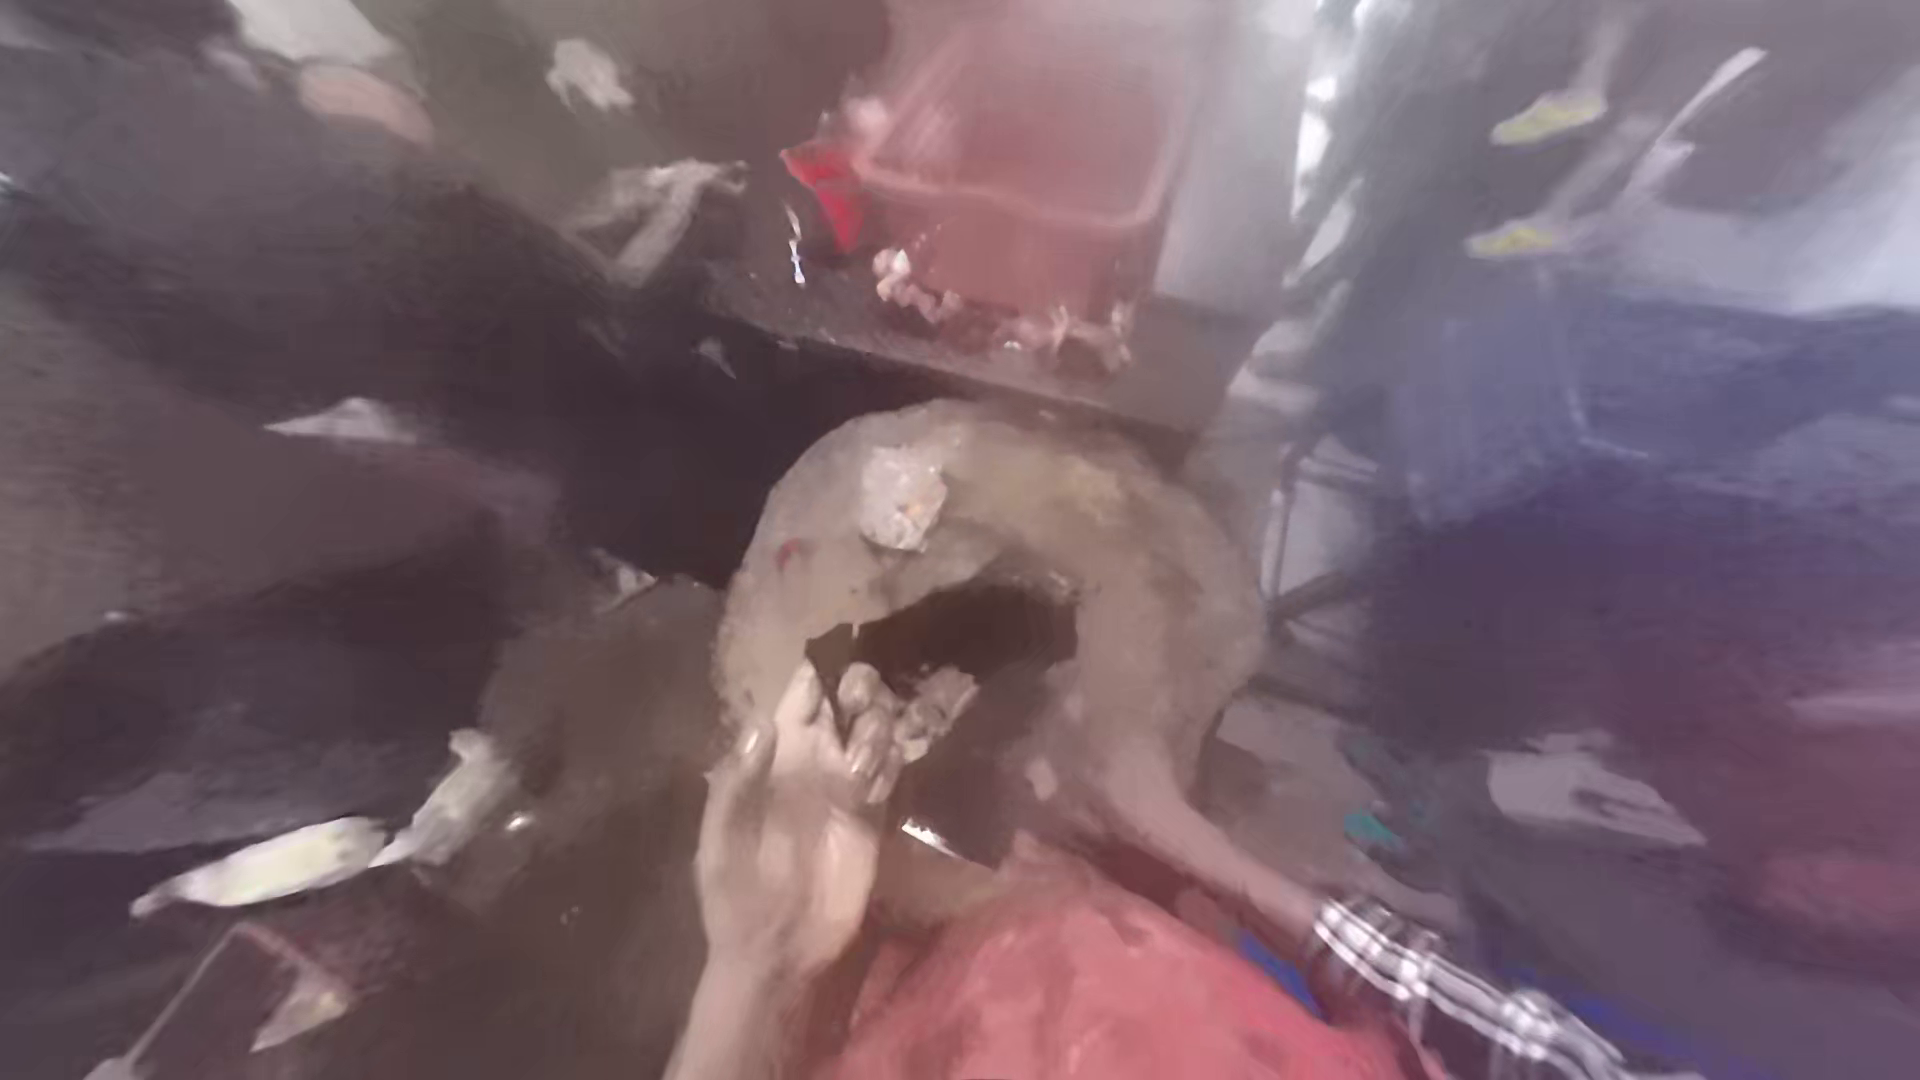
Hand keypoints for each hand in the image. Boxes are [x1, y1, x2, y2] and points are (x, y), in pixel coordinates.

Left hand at [695, 662, 886, 984]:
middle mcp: (817, 756)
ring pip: (876, 725)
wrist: (779, 950)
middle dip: (861, 688)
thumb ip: (737, 782)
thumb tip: (762, 723)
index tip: (837, 661)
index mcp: (778, 754)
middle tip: (860, 707)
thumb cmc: (737, 892)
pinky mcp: (874, 809)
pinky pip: (893, 765)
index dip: (820, 671)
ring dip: (876, 729)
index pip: (802, 694)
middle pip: (848, 697)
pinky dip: (891, 761)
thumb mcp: (721, 839)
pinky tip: (873, 785)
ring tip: (859, 770)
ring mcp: (848, 781)